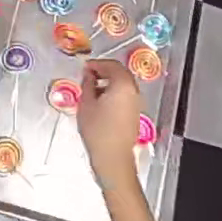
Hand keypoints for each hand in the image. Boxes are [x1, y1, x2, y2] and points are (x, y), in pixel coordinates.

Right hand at [76, 59, 141, 184]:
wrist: (112, 156)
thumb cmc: (97, 130)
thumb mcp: (86, 103)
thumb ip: (87, 84)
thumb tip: (88, 75)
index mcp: (122, 85)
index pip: (112, 65)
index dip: (97, 64)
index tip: (86, 67)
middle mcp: (133, 91)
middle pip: (120, 73)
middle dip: (104, 71)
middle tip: (88, 74)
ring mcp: (136, 103)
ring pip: (123, 84)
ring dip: (109, 82)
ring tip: (92, 88)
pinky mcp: (134, 114)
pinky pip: (125, 96)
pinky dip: (113, 92)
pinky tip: (100, 101)